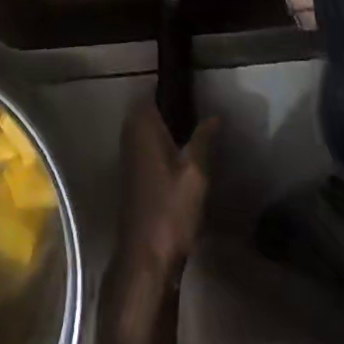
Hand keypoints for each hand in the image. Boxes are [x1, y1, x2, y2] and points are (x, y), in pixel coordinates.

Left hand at [99, 101, 217, 343]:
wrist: (146, 252)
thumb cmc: (171, 207)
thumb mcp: (196, 172)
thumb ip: (204, 139)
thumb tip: (215, 116)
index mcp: (141, 125)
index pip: (152, 94)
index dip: (170, 91)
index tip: (193, 90)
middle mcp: (129, 133)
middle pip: (149, 111)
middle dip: (171, 110)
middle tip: (200, 113)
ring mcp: (128, 154)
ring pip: (148, 130)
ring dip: (167, 130)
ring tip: (196, 134)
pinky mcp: (132, 173)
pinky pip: (147, 147)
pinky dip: (162, 147)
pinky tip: (182, 158)